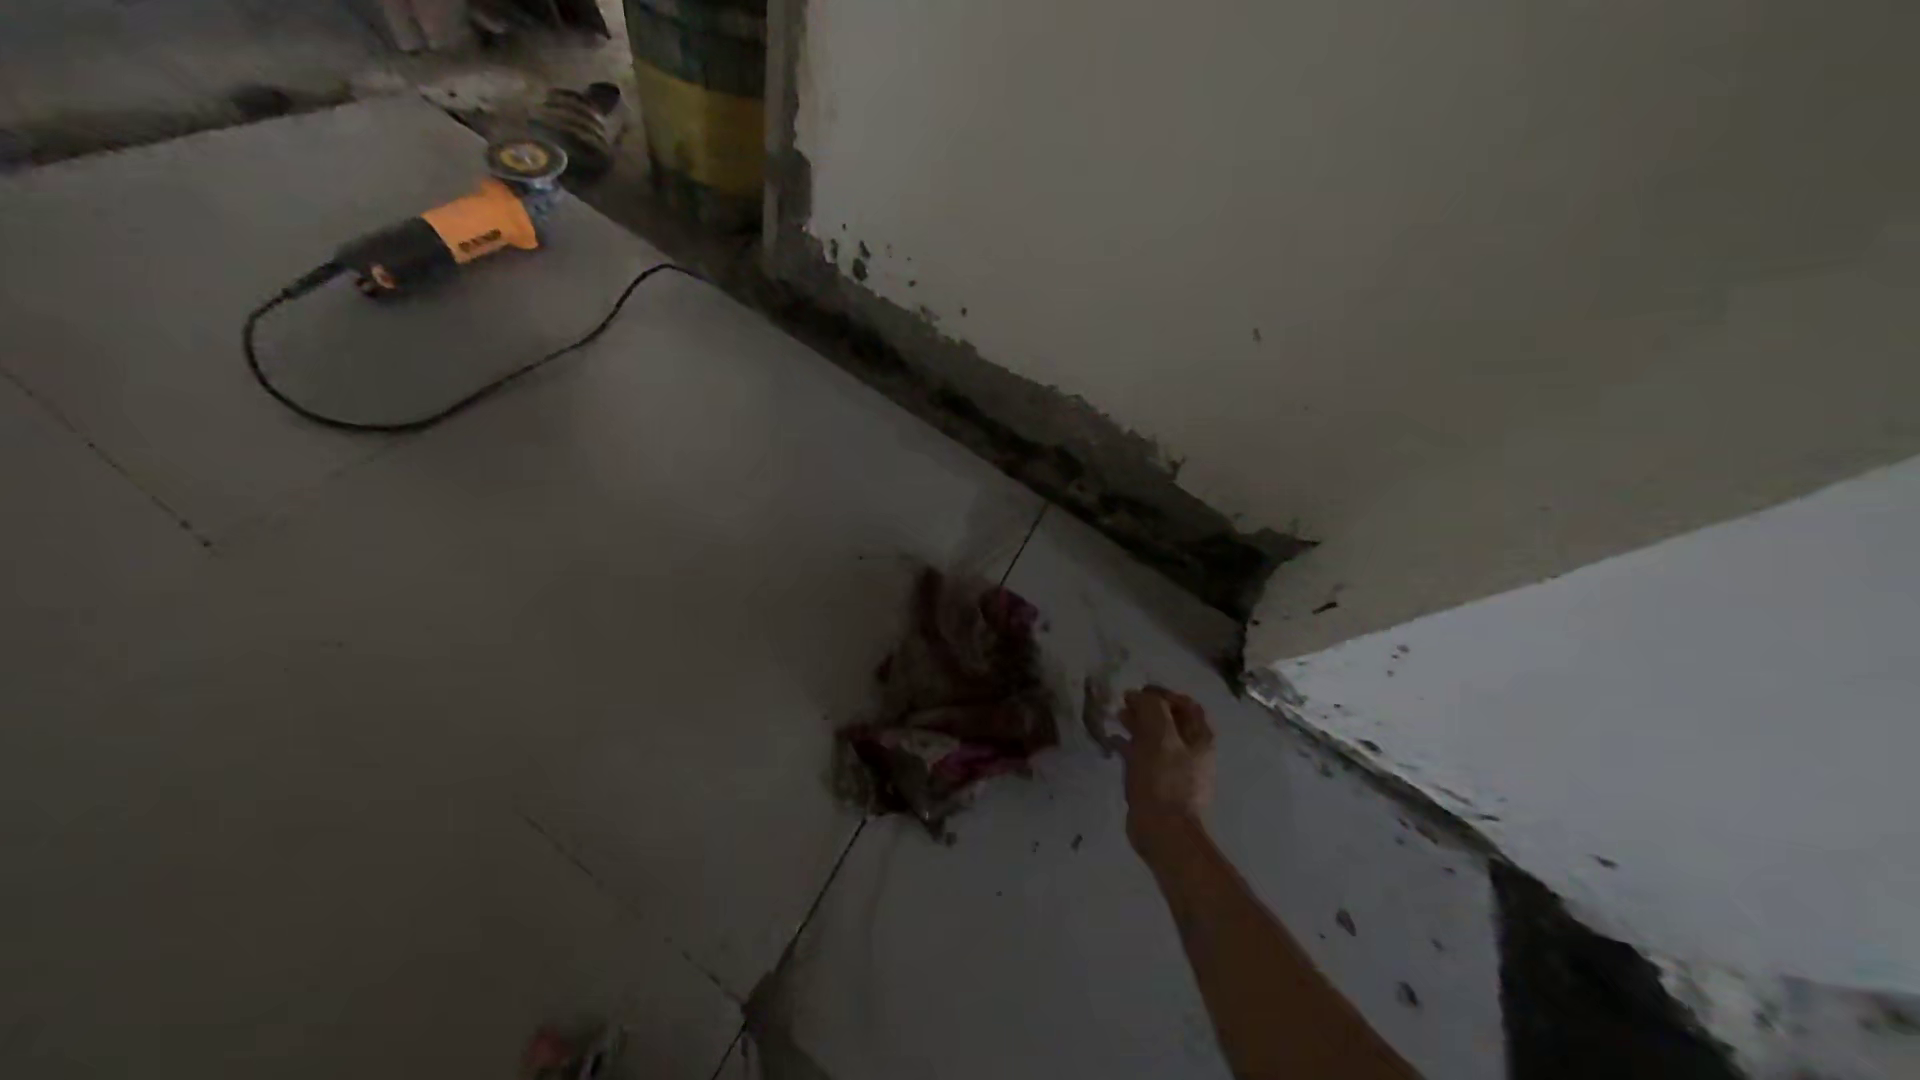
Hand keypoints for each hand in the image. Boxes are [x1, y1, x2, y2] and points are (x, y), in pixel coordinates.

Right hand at [1120, 686, 1215, 856]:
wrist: (1164, 832)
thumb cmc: (1164, 780)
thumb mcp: (1158, 736)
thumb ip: (1152, 709)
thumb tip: (1141, 695)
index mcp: (1199, 738)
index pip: (1186, 704)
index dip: (1164, 693)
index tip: (1139, 691)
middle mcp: (1191, 751)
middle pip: (1170, 720)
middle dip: (1148, 708)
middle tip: (1124, 703)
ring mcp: (1176, 769)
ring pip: (1156, 738)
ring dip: (1138, 725)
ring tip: (1117, 718)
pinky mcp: (1159, 784)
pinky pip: (1145, 757)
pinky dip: (1131, 746)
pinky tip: (1113, 744)